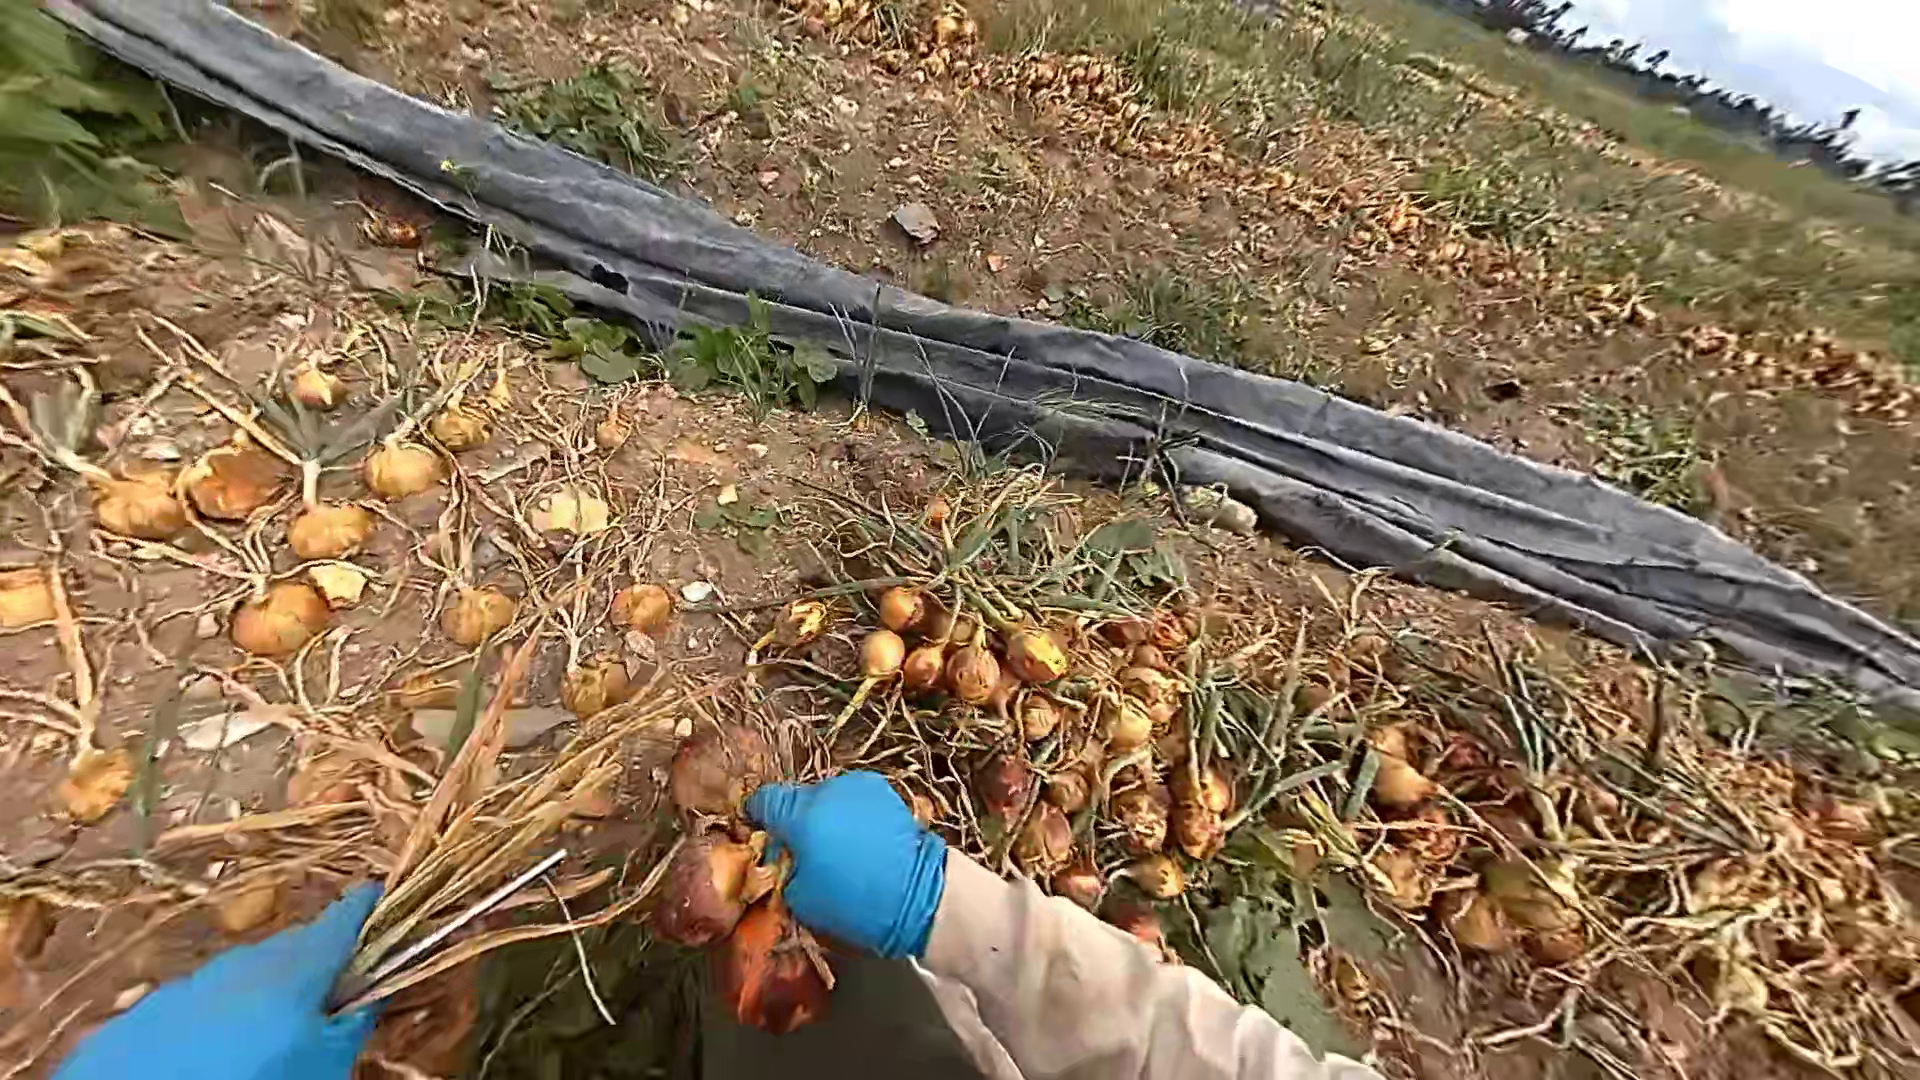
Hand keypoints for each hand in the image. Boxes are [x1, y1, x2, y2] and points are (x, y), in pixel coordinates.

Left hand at [56, 885, 381, 1079]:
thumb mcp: (329, 1061)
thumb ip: (362, 1013)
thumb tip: (384, 979)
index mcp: (298, 965)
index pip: (348, 912)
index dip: (369, 905)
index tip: (382, 903)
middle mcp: (240, 964)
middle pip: (292, 944)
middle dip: (310, 960)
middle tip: (319, 995)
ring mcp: (174, 993)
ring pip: (235, 973)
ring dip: (255, 989)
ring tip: (254, 1032)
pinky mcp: (117, 1031)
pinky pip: (178, 1008)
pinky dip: (199, 1019)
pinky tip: (195, 1056)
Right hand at [747, 771, 945, 957]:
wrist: (918, 891)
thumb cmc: (853, 902)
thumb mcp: (800, 898)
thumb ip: (783, 867)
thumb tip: (781, 853)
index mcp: (802, 814)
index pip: (763, 800)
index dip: (757, 817)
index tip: (760, 835)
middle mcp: (828, 790)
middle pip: (797, 798)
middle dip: (795, 821)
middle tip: (803, 852)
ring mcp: (857, 784)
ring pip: (826, 797)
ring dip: (824, 816)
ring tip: (836, 847)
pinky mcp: (882, 787)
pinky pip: (851, 797)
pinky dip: (848, 813)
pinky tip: (859, 838)